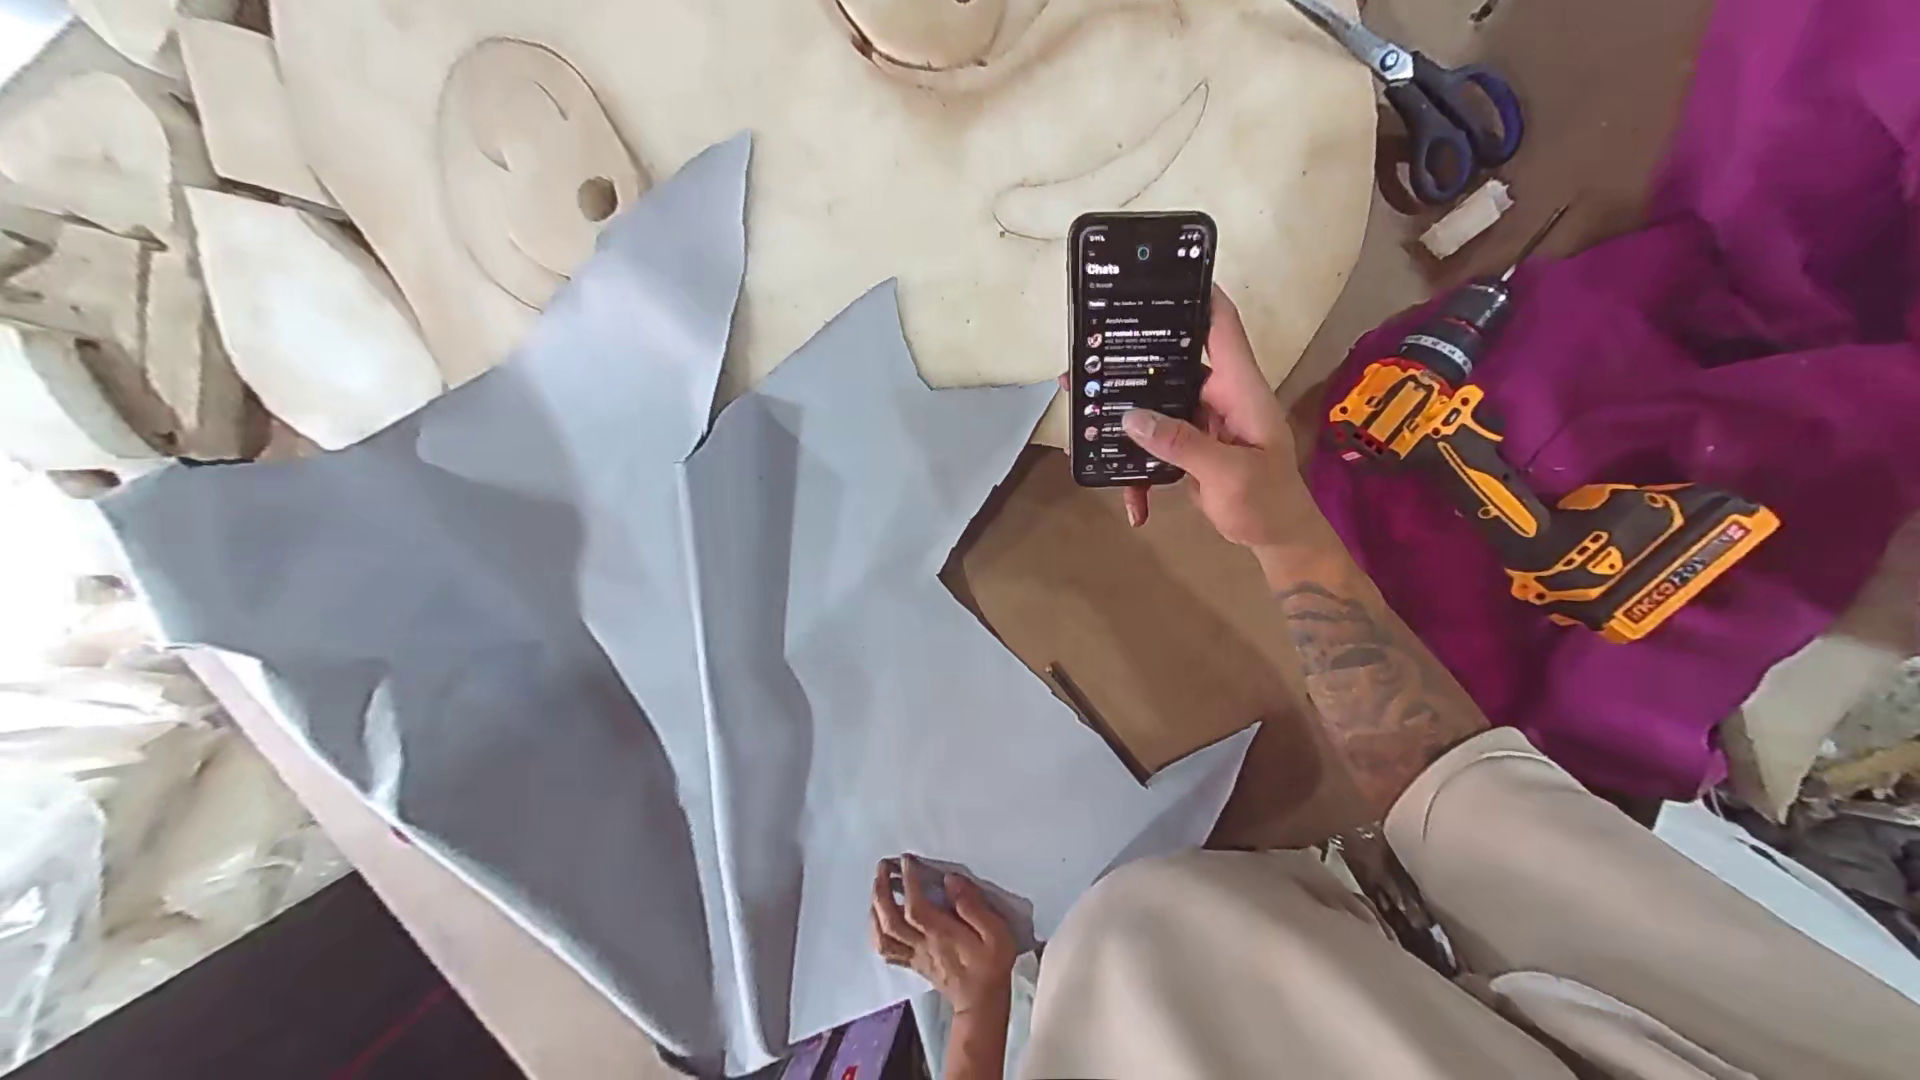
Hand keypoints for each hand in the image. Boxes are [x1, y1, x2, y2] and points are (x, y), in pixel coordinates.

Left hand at [871, 856, 1015, 1015]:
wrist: (982, 1004)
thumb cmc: (990, 965)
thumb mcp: (995, 933)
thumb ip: (973, 905)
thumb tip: (950, 880)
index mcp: (941, 935)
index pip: (916, 907)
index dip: (908, 881)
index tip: (906, 859)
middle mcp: (922, 944)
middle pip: (890, 919)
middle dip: (882, 890)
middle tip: (883, 865)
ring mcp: (914, 955)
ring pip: (883, 935)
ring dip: (875, 908)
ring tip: (877, 885)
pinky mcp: (912, 963)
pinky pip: (886, 949)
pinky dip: (876, 930)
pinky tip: (878, 915)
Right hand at [1115, 286, 1305, 544]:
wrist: (1275, 537)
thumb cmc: (1266, 501)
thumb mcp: (1229, 473)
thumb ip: (1182, 444)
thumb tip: (1130, 417)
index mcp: (1239, 388)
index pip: (1221, 327)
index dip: (1198, 294)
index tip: (1161, 274)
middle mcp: (1218, 394)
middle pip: (1174, 361)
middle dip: (1134, 358)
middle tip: (1090, 353)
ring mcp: (1202, 419)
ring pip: (1157, 401)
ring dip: (1124, 409)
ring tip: (1082, 409)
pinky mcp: (1189, 444)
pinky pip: (1156, 440)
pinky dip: (1138, 463)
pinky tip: (1129, 495)